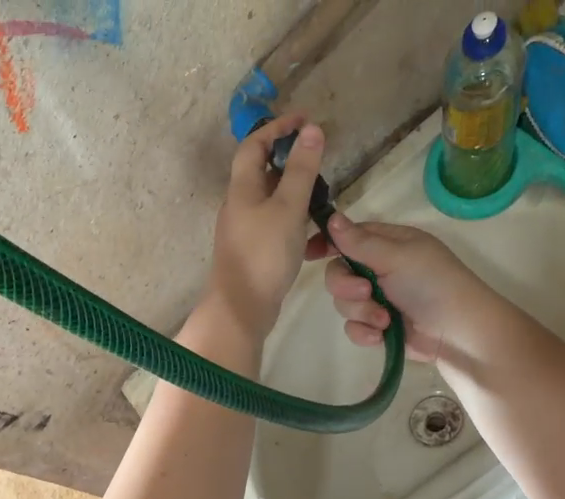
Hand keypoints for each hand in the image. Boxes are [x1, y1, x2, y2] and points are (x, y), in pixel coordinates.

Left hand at [201, 115, 326, 343]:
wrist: (241, 311)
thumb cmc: (264, 255)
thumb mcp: (288, 207)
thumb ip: (302, 169)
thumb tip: (311, 129)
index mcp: (242, 189)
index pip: (254, 145)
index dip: (277, 128)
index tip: (305, 120)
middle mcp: (240, 207)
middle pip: (263, 174)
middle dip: (292, 163)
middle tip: (320, 162)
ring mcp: (246, 233)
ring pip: (274, 204)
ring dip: (298, 198)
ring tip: (325, 201)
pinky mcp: (255, 256)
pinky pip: (278, 231)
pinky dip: (298, 228)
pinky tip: (319, 240)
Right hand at [307, 214, 507, 363]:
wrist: (457, 332)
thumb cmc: (432, 283)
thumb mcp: (397, 256)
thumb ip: (360, 242)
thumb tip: (332, 217)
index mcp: (387, 243)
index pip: (348, 237)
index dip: (326, 244)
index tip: (309, 255)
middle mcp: (379, 269)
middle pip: (338, 272)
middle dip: (346, 286)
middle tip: (366, 292)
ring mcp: (378, 299)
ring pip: (344, 303)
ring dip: (361, 312)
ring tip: (384, 319)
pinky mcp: (377, 327)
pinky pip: (353, 327)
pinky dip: (364, 332)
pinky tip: (380, 336)